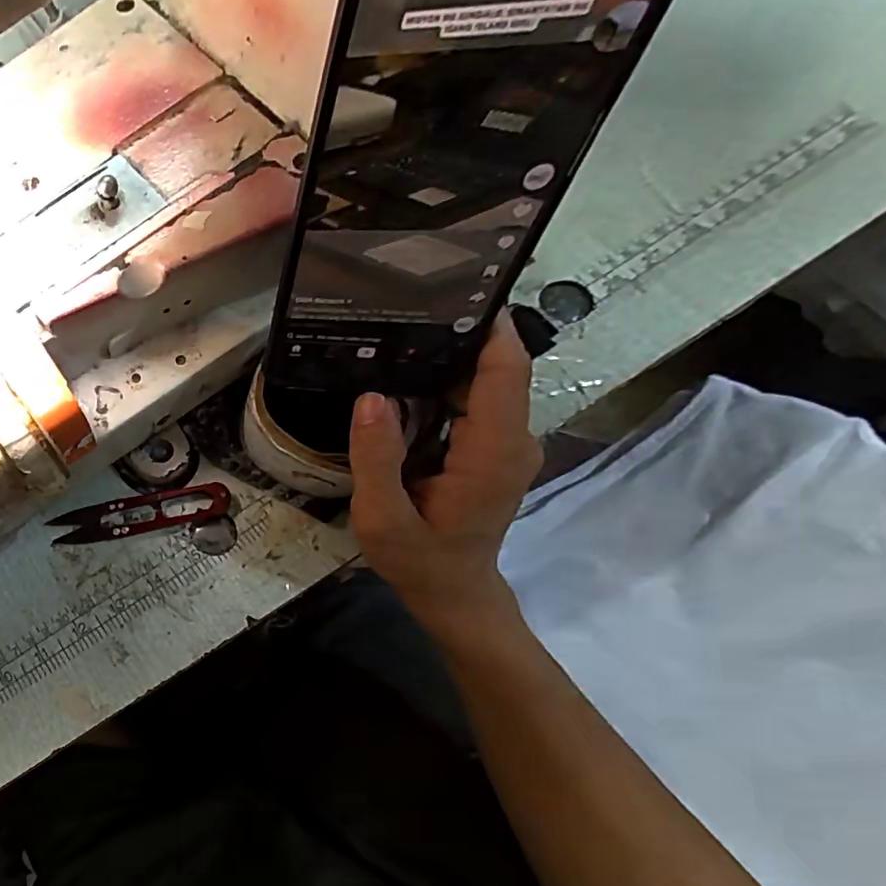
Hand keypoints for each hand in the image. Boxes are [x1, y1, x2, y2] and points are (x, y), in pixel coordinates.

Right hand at [348, 316, 543, 629]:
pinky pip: (474, 405)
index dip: (487, 326)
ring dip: (443, 363)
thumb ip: (377, 458)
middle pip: (492, 369)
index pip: (504, 370)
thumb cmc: (419, 561)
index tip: (449, 290)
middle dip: (451, 339)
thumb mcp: (382, 518)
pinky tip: (403, 385)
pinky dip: (443, 389)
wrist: (453, 594)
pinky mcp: (494, 450)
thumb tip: (372, 396)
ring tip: (391, 342)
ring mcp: (507, 445)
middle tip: (395, 316)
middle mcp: (513, 440)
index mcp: (492, 452)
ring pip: (482, 384)